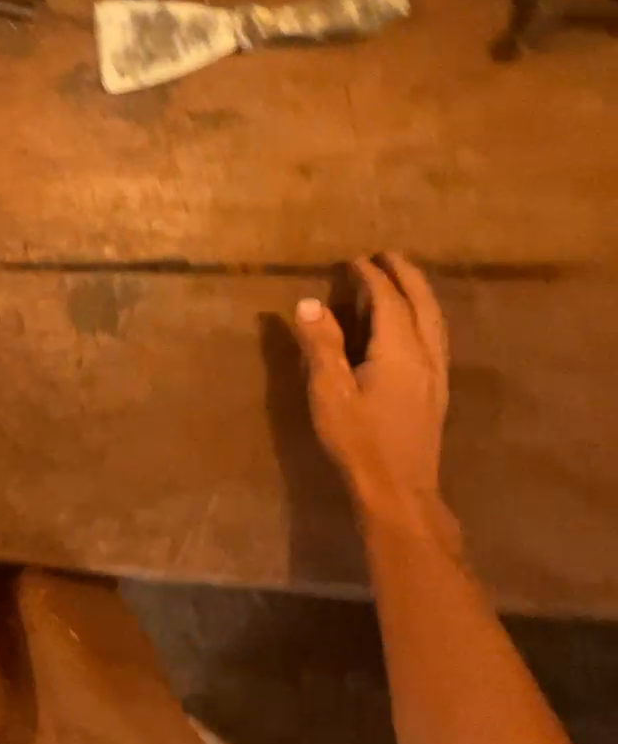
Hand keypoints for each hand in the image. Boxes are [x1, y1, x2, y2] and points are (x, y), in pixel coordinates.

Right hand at [293, 253, 451, 525]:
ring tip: (401, 282)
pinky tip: (409, 326)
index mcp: (400, 354)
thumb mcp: (329, 390)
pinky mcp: (432, 392)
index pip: (390, 304)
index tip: (354, 260)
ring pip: (434, 325)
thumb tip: (307, 303)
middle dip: (407, 279)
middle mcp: (426, 359)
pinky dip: (421, 319)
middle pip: (423, 309)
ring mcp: (435, 377)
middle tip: (388, 257)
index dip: (372, 279)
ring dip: (419, 298)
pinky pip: (433, 340)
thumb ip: (320, 345)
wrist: (397, 487)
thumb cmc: (356, 438)